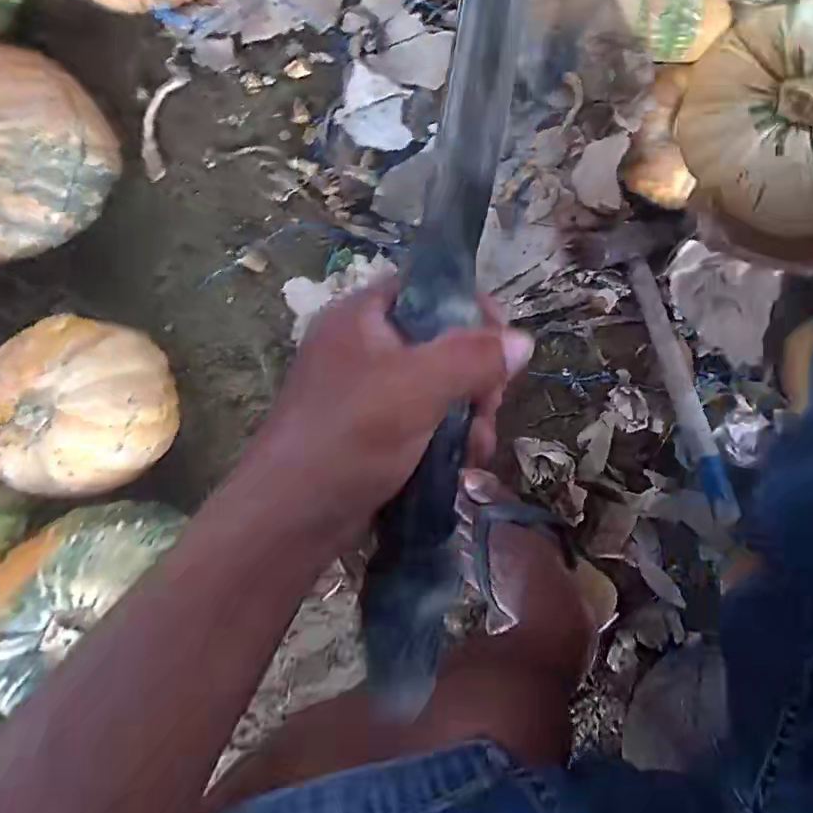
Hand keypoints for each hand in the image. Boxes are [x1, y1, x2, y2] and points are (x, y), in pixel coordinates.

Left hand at [227, 280, 533, 544]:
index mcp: (362, 317)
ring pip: (442, 385)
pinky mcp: (375, 430)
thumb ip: (474, 357)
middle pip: (444, 341)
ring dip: (471, 413)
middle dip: (478, 376)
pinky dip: (450, 435)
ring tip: (476, 445)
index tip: (502, 343)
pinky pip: (427, 417)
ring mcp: (369, 391)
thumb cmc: (349, 438)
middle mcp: (365, 347)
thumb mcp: (418, 388)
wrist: (287, 523)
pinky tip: (463, 461)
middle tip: (489, 405)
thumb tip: (524, 340)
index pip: (429, 289)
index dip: (472, 309)